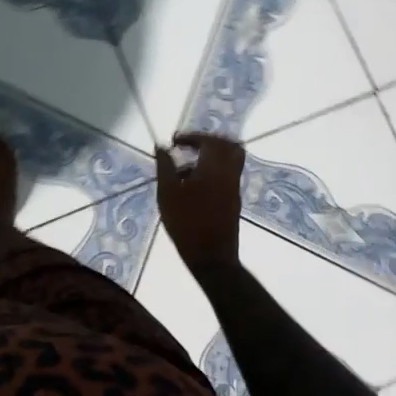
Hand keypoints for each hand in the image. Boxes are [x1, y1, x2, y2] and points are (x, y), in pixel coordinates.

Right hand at [155, 131, 246, 270]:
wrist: (211, 259)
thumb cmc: (186, 223)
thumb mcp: (167, 193)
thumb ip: (165, 166)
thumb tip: (162, 146)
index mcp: (214, 170)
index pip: (211, 141)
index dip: (192, 136)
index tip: (174, 141)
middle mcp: (229, 175)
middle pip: (228, 147)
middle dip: (207, 141)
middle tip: (186, 146)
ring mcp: (233, 190)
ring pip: (229, 162)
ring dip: (208, 157)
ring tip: (183, 169)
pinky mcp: (233, 202)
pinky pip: (226, 175)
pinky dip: (211, 171)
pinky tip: (190, 186)